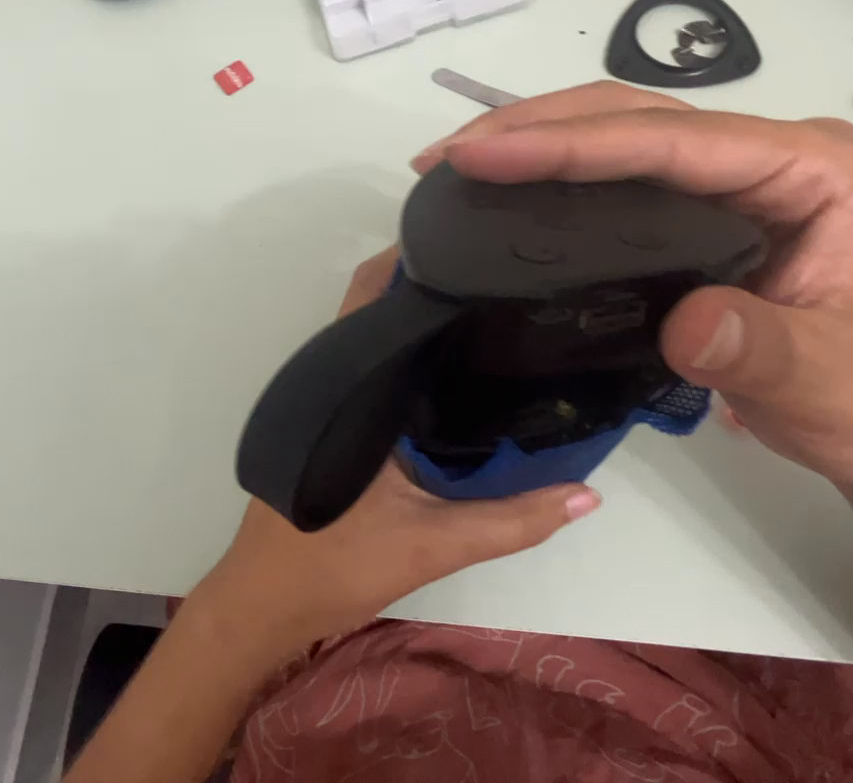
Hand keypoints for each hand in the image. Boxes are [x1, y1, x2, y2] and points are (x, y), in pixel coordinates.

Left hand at [187, 249, 599, 656]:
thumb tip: (588, 495)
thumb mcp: (430, 544)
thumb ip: (511, 520)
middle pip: (377, 308)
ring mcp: (327, 400)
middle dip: (431, 284)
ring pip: (374, 337)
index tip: (478, 248)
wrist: (264, 603)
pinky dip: (408, 355)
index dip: (420, 263)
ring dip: (418, 318)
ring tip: (487, 307)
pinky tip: (454, 369)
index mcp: (349, 388)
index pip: (376, 300)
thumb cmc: (331, 566)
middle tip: (499, 275)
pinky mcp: (332, 423)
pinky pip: (373, 370)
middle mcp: (331, 380)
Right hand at [412, 82, 852, 495]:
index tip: (479, 156)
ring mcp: (732, 178)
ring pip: (617, 136)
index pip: (670, 142)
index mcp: (807, 169)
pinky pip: (616, 178)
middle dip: (534, 128)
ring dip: (535, 141)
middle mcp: (766, 155)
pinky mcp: (701, 209)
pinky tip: (508, 190)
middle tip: (447, 155)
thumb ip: (763, 349)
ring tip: (457, 162)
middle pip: (632, 118)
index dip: (568, 145)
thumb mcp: (828, 383)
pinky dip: (555, 177)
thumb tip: (687, 323)